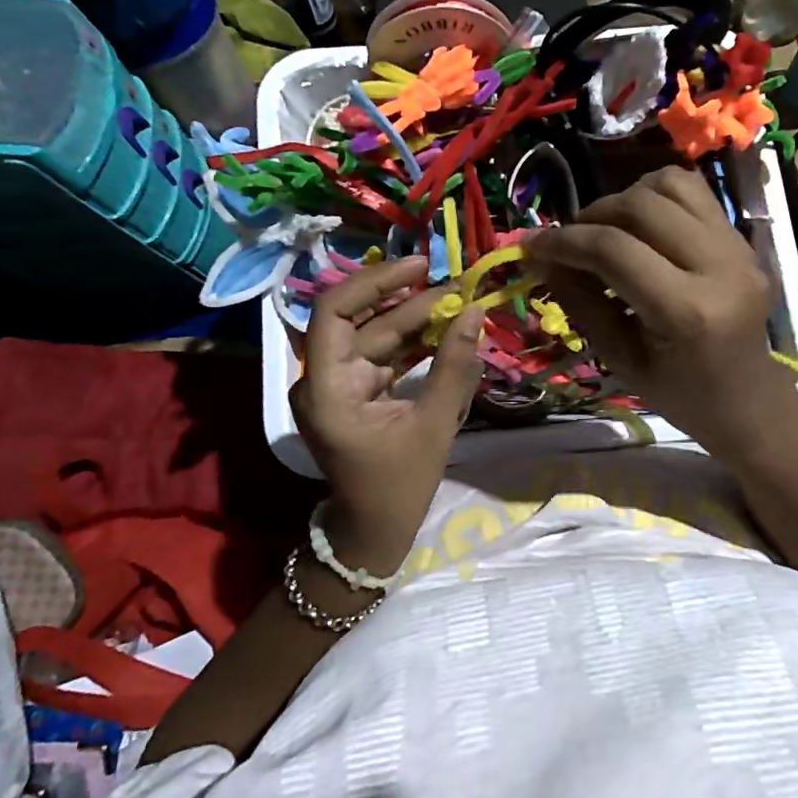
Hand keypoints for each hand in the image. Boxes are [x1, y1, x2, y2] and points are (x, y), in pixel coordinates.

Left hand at [292, 256, 482, 555]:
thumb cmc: (400, 485)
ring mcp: (337, 385)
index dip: (375, 281)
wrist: (373, 531)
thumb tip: (475, 312)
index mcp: (327, 387)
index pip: (334, 311)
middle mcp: (322, 378)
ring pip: (373, 335)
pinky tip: (445, 330)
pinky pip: (381, 355)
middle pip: (360, 320)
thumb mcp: (434, 424)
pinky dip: (411, 343)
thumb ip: (454, 366)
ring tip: (457, 303)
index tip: (419, 266)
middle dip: (408, 301)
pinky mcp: (354, 393)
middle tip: (456, 287)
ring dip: (413, 319)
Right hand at [526, 168, 795, 453]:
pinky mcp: (743, 240)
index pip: (614, 250)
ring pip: (670, 185)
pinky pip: (694, 193)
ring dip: (625, 198)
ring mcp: (738, 248)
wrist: (748, 401)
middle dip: (592, 216)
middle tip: (569, 241)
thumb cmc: (680, 395)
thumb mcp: (620, 358)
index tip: (534, 246)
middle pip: (641, 206)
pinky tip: (640, 226)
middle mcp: (720, 267)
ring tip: (606, 229)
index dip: (565, 242)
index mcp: (688, 312)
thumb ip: (581, 302)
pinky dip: (656, 196)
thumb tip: (542, 256)